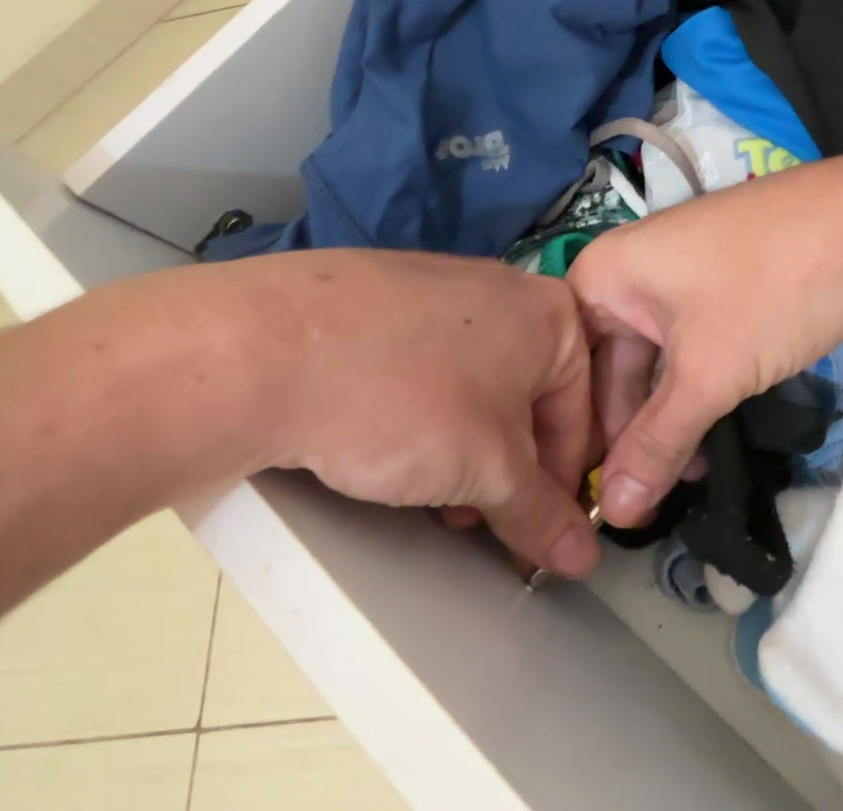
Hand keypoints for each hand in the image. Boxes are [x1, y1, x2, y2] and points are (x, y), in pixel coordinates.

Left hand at [228, 249, 599, 577]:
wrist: (260, 349)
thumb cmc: (407, 403)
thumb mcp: (488, 470)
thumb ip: (541, 516)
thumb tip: (582, 559)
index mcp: (552, 314)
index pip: (579, 420)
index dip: (560, 489)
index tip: (534, 537)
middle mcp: (500, 287)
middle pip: (525, 400)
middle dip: (505, 469)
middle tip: (473, 518)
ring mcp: (433, 283)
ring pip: (471, 383)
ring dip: (462, 445)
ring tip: (422, 487)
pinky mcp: (373, 293)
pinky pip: (419, 360)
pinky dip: (417, 409)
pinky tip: (379, 439)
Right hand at [567, 151, 842, 526]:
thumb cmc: (771, 289)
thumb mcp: (708, 374)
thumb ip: (658, 444)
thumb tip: (615, 518)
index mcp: (600, 276)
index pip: (569, 374)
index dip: (583, 443)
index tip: (599, 506)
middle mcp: (627, 270)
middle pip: (611, 369)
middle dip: (634, 437)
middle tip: (650, 506)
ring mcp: (675, 274)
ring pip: (655, 363)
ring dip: (670, 420)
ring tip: (690, 480)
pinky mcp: (717, 283)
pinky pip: (688, 347)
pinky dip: (695, 390)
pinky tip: (711, 436)